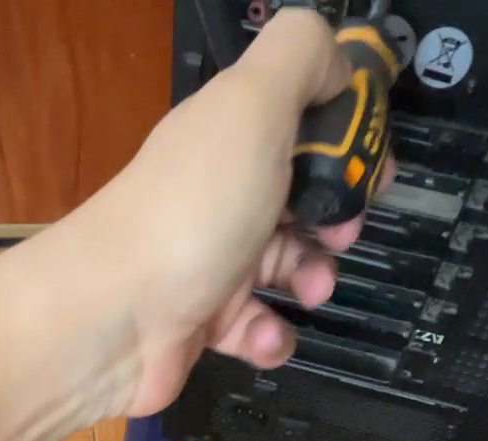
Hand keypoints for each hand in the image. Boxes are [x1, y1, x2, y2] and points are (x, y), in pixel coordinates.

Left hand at [61, 8, 380, 416]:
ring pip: (282, 268)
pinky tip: (262, 335)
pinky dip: (269, 335)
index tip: (370, 169)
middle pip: (296, 200)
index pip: (296, 126)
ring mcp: (208, 262)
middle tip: (343, 233)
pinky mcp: (202, 323)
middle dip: (335, 217)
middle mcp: (217, 196)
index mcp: (227, 138)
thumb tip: (335, 63)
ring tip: (310, 290)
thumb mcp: (253, 104)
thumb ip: (302, 59)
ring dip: (311, 278)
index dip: (341, 143)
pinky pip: (256, 328)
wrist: (116, 318)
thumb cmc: (194, 211)